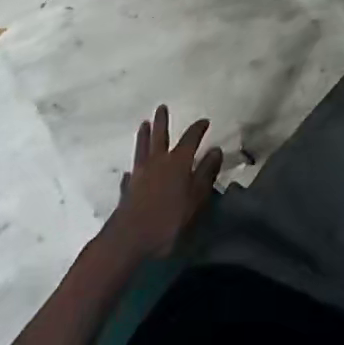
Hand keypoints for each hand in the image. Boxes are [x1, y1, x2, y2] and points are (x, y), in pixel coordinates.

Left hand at [103, 105, 222, 261]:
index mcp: (177, 163)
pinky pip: (131, 174)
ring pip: (142, 148)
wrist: (131, 237)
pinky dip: (133, 169)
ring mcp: (140, 173)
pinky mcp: (128, 188)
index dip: (197, 130)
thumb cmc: (168, 221)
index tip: (204, 121)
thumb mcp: (195, 200)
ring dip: (144, 135)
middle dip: (162, 122)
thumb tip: (216, 150)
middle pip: (160, 136)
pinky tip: (130, 171)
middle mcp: (157, 162)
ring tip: (144, 123)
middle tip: (161, 107)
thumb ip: (205, 175)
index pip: (190, 140)